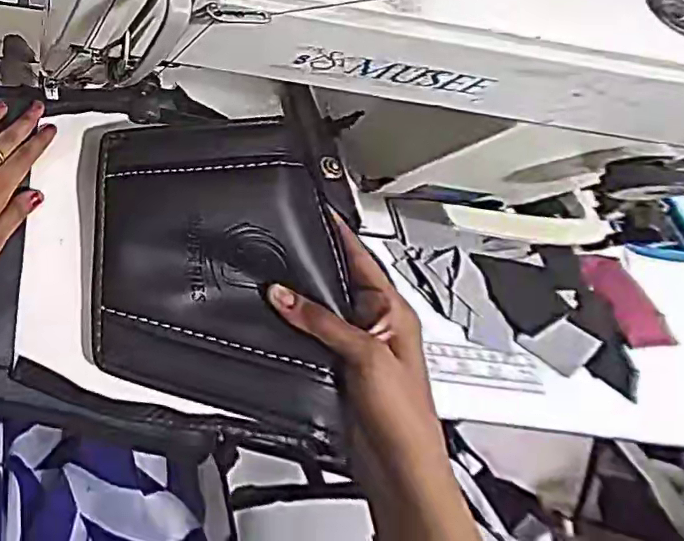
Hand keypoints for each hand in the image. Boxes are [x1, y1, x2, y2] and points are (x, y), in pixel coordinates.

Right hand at [267, 216, 476, 539]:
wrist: (402, 474)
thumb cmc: (408, 420)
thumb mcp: (364, 356)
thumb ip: (321, 321)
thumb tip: (283, 292)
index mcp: (395, 313)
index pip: (363, 258)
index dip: (342, 232)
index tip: (321, 209)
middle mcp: (377, 325)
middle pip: (338, 281)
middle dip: (313, 263)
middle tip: (286, 238)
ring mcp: (358, 347)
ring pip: (322, 308)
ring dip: (301, 297)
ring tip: (275, 276)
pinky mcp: (340, 366)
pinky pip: (312, 333)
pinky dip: (295, 323)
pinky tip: (280, 317)